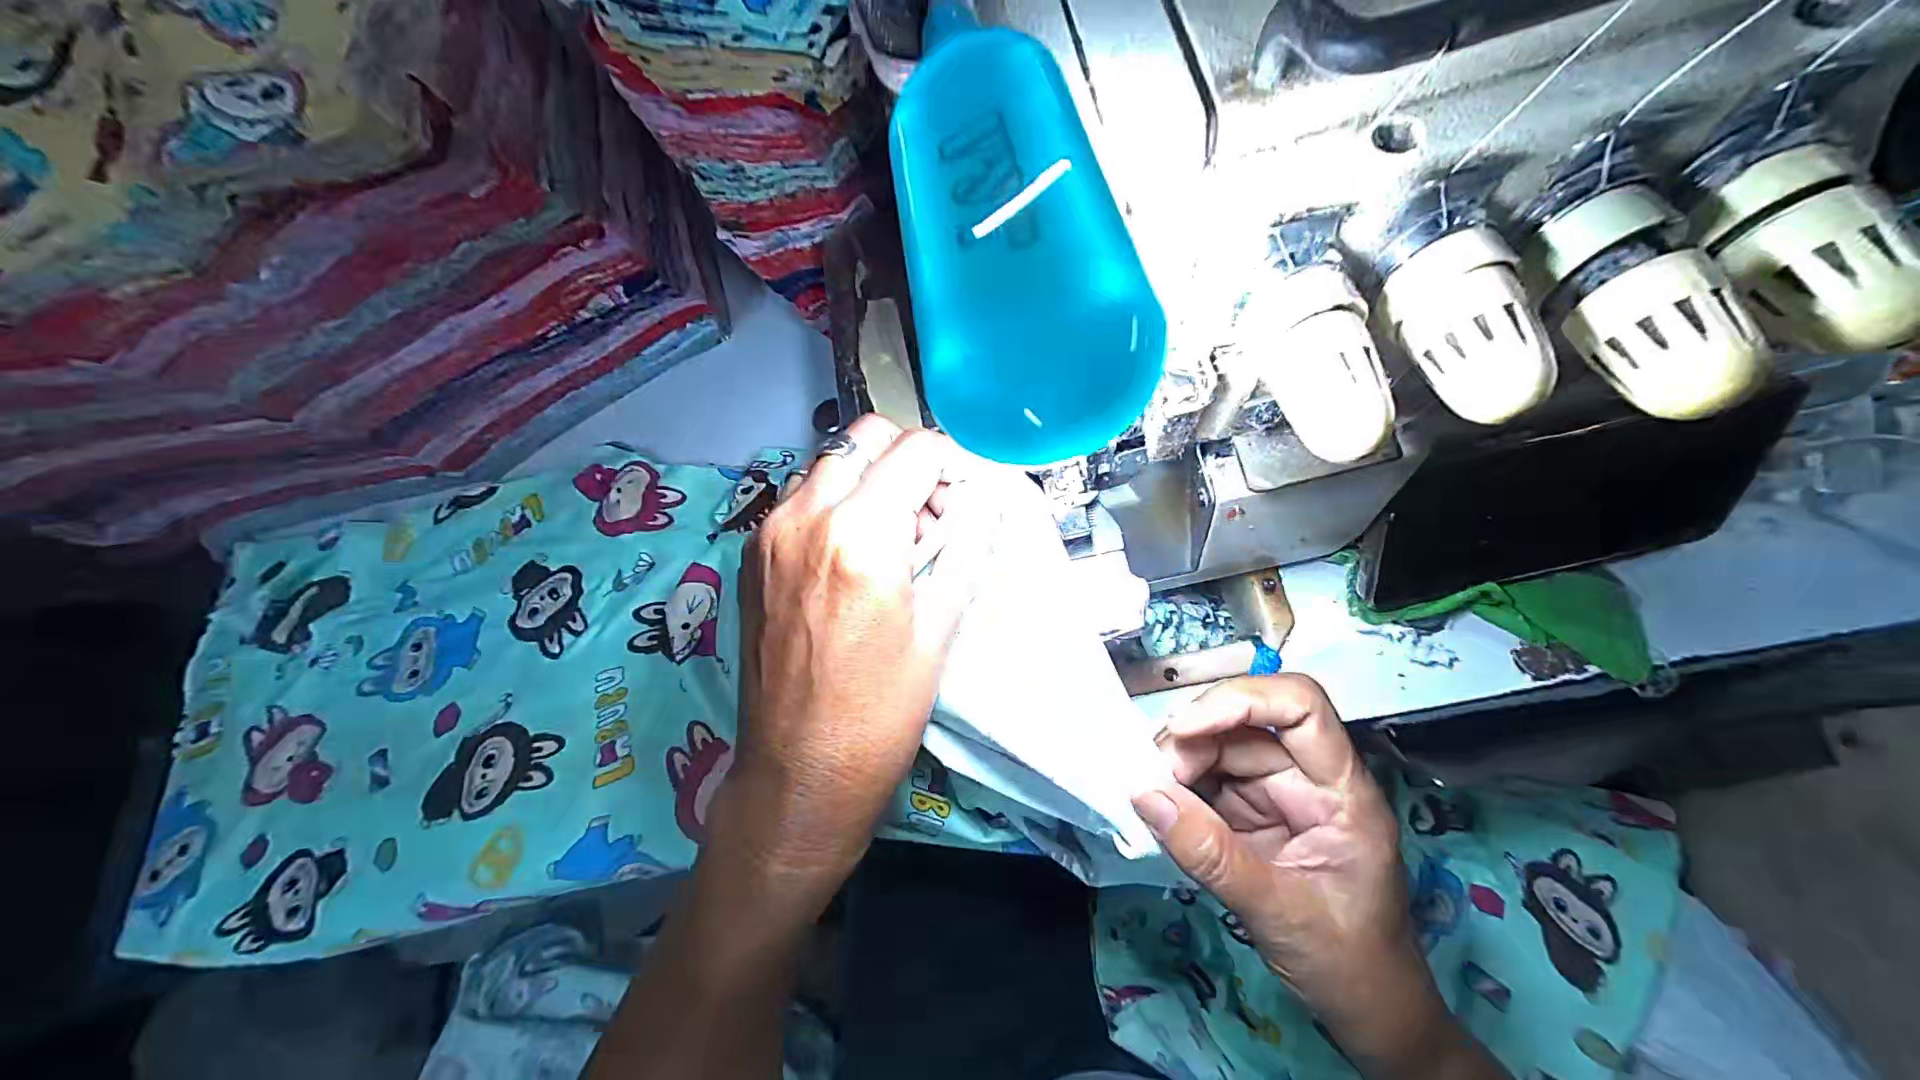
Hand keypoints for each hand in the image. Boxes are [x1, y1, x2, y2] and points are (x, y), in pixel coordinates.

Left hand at [715, 414, 991, 913]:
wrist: (798, 773)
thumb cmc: (879, 713)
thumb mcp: (940, 628)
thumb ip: (965, 546)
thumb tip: (983, 501)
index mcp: (859, 534)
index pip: (915, 450)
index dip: (951, 465)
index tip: (962, 499)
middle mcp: (804, 517)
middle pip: (865, 438)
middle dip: (907, 461)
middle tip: (930, 514)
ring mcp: (768, 533)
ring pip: (829, 463)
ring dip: (870, 480)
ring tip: (892, 539)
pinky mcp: (750, 555)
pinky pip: (801, 499)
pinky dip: (835, 504)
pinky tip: (852, 557)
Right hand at [1132, 676, 1501, 1078]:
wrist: (1369, 1014)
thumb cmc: (1351, 966)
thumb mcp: (1279, 912)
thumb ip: (1211, 854)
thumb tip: (1145, 796)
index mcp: (1343, 792)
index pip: (1300, 708)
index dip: (1240, 701)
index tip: (1184, 729)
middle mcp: (1310, 781)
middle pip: (1245, 728)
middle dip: (1193, 742)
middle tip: (1153, 778)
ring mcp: (1279, 796)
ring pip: (1220, 752)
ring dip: (1180, 765)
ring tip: (1150, 794)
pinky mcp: (1253, 815)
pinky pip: (1208, 784)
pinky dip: (1179, 790)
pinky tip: (1160, 806)